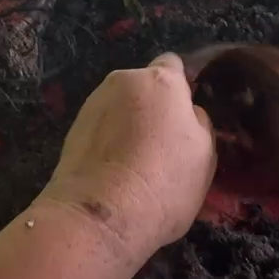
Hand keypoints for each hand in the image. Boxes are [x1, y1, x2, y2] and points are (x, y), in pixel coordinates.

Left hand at [38, 53, 215, 264]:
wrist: (101, 214)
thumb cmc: (164, 182)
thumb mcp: (205, 156)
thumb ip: (198, 122)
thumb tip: (187, 112)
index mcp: (161, 81)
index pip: (172, 64)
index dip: (180, 86)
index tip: (183, 114)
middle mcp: (124, 80)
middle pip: (144, 86)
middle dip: (152, 106)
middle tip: (160, 145)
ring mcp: (94, 101)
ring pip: (121, 105)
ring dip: (128, 122)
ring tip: (133, 162)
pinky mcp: (74, 124)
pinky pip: (101, 123)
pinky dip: (107, 137)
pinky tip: (111, 168)